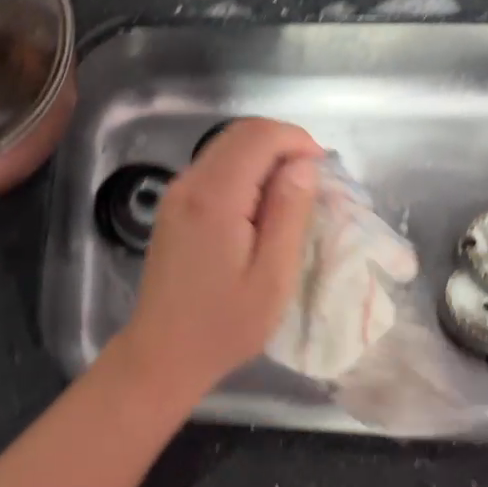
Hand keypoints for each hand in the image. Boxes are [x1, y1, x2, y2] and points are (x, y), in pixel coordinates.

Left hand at [117, 119, 323, 398]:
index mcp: (214, 196)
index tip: (324, 170)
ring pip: (225, 147)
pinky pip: (213, 169)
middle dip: (282, 144)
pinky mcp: (173, 206)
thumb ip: (288, 213)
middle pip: (239, 134)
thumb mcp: (272, 277)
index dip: (296, 140)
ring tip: (293, 195)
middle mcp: (189, 183)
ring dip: (263, 157)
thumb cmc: (223, 325)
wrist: (163, 352)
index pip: (258, 136)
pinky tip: (261, 207)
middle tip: (313, 181)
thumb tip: (302, 165)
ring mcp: (176, 192)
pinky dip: (243, 172)